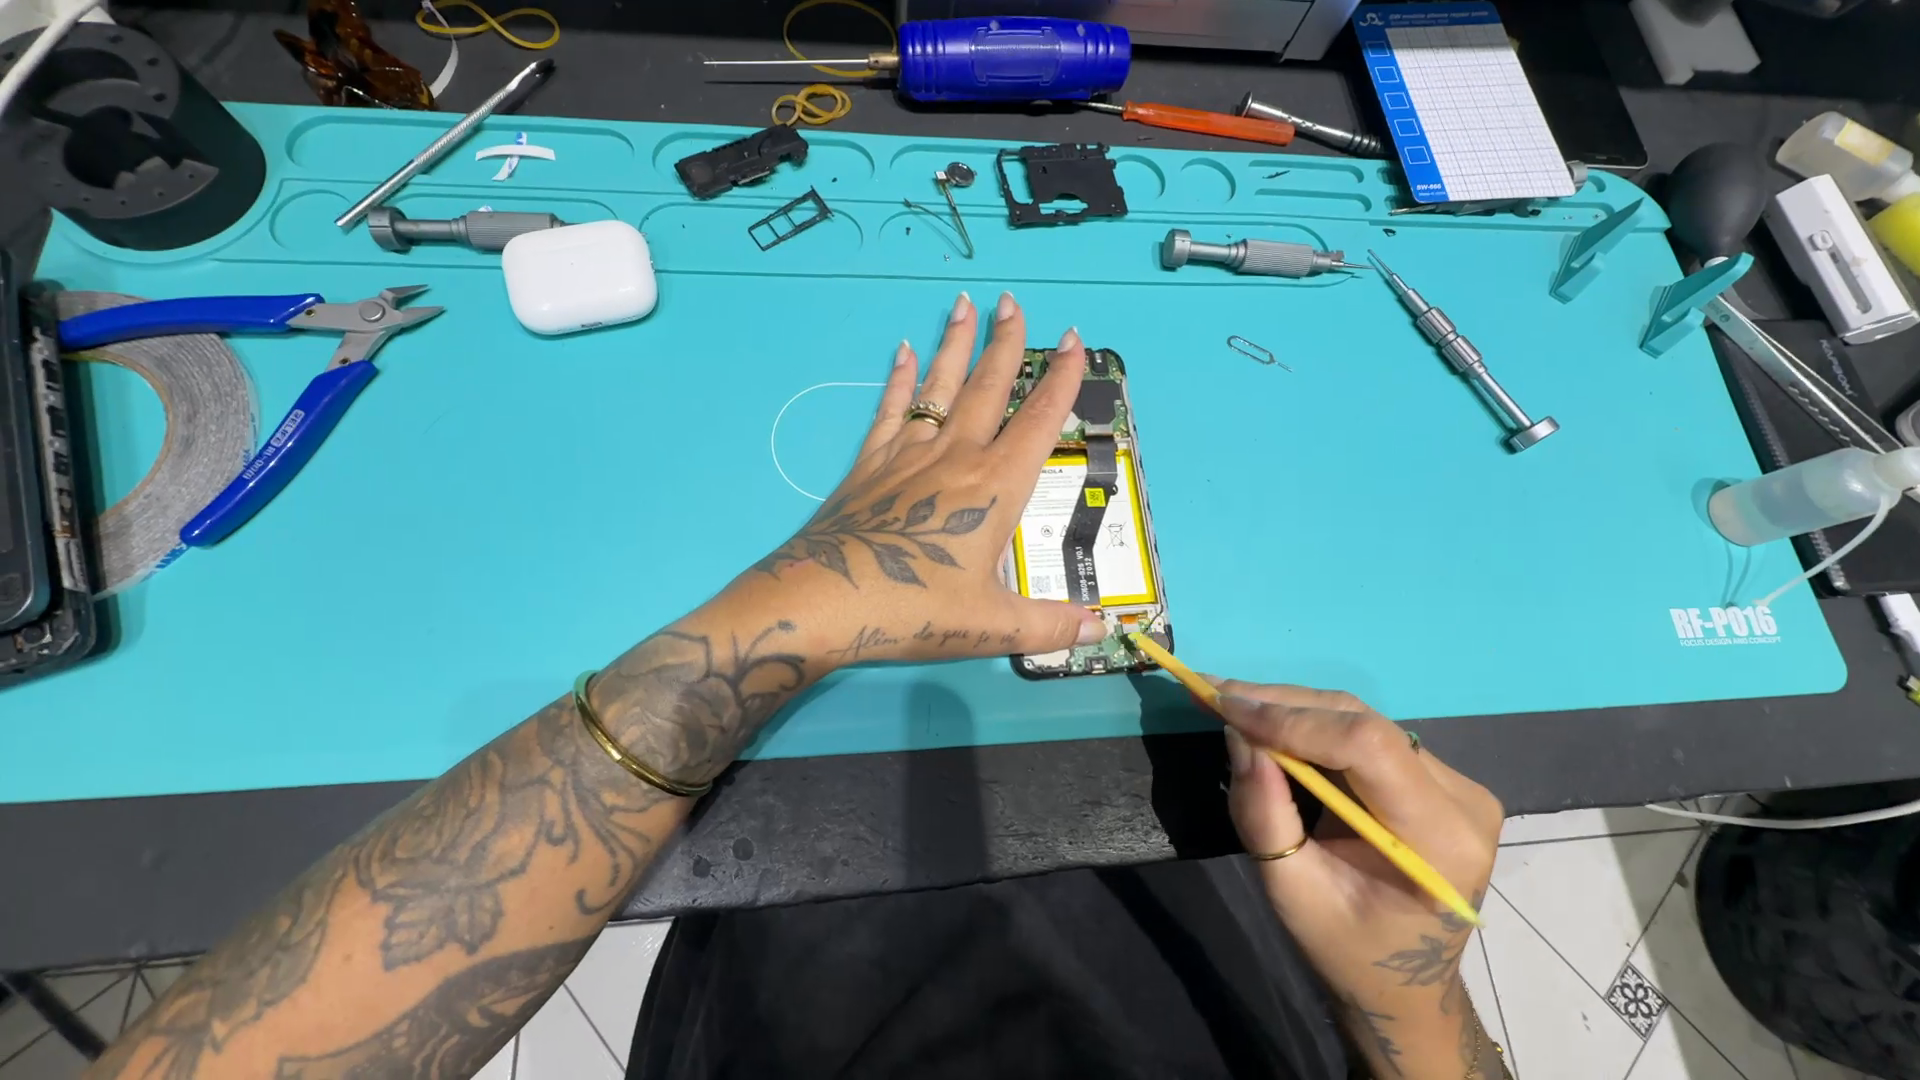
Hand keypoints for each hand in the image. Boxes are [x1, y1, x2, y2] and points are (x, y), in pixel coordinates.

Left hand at [746, 291, 1105, 667]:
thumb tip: (1099, 630)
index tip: (1074, 339)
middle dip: (1006, 343)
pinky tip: (902, 353)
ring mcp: (907, 456)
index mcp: (995, 487)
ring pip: (939, 388)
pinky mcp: (868, 465)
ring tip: (965, 306)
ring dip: (955, 346)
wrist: (823, 603)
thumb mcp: (992, 627)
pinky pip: (890, 412)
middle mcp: (955, 457)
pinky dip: (899, 381)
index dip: (1062, 380)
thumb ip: (1050, 625)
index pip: (1039, 421)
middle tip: (1013, 301)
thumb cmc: (913, 610)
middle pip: (987, 388)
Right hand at [1213, 681, 1502, 1077]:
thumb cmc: (1348, 948)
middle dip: (1280, 705)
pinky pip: (1359, 732)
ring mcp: (1451, 781)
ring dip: (1288, 707)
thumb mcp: (1293, 893)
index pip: (1368, 746)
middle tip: (1211, 693)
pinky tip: (1262, 718)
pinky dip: (1305, 723)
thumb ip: (1264, 816)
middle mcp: (1460, 797)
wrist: (1402, 983)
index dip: (1292, 720)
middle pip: (1361, 722)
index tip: (1225, 707)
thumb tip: (1236, 737)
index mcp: (1441, 838)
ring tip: (1227, 700)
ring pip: (1357, 718)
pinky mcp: (1430, 775)